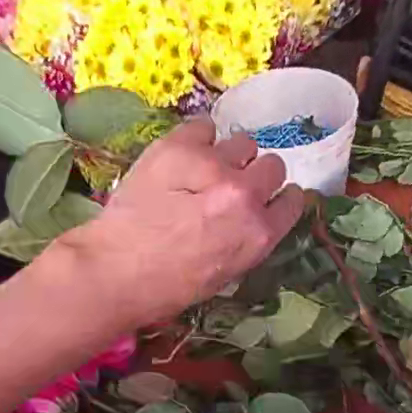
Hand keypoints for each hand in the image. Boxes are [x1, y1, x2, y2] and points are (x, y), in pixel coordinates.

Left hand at [56, 119, 305, 323]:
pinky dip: (201, 138)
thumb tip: (253, 216)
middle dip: (257, 176)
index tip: (269, 199)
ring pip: (243, 143)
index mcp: (260, 233)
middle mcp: (245, 194)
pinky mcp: (180, 145)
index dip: (281, 199)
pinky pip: (205, 126)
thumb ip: (250, 238)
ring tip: (207, 171)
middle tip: (233, 187)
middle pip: (273, 165)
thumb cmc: (173, 285)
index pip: (293, 201)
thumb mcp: (228, 273)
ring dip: (231, 156)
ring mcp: (213, 165)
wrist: (118, 269)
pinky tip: (186, 155)